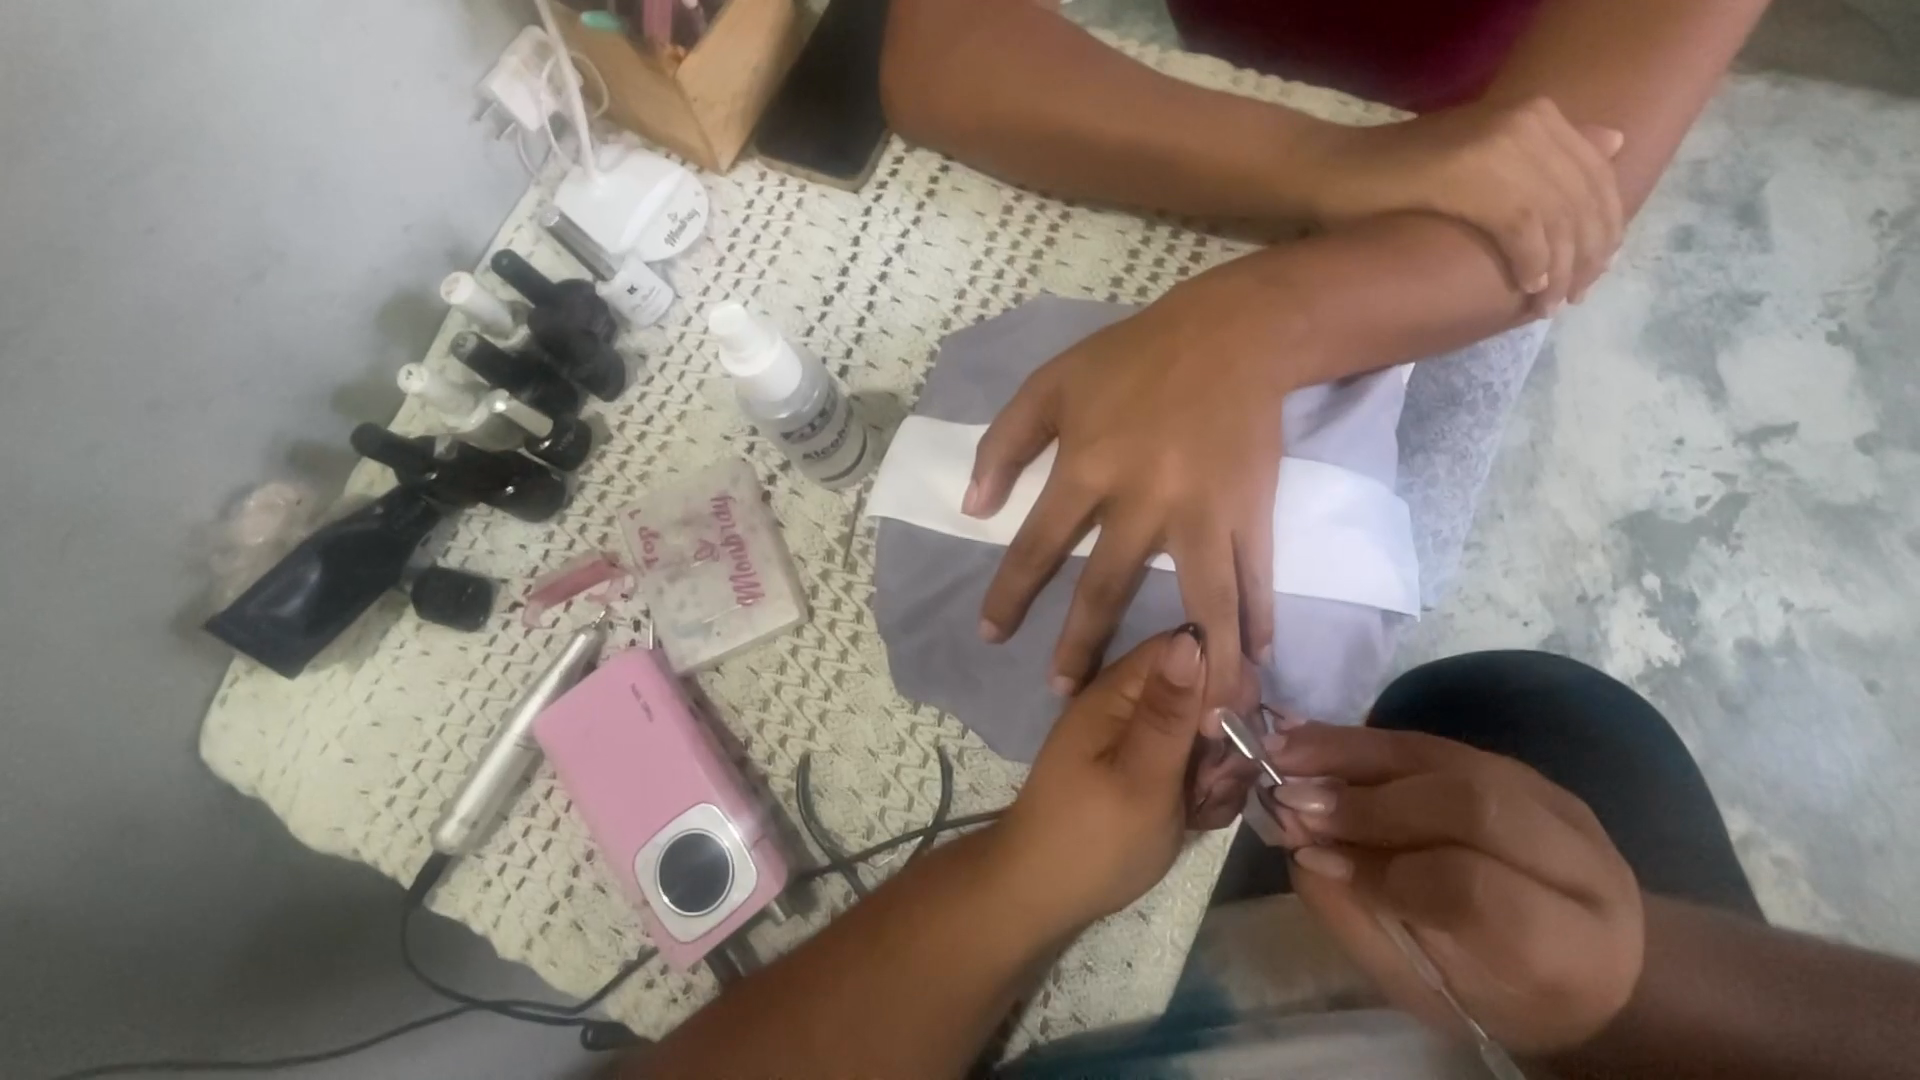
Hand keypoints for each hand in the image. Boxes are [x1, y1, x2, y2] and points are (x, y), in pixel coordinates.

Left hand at [967, 278, 1289, 709]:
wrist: (1232, 334)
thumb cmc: (1131, 359)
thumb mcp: (1050, 384)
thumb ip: (1005, 445)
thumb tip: (973, 509)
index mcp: (1087, 468)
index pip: (1036, 548)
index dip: (1010, 597)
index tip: (991, 636)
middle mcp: (1143, 502)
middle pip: (1106, 590)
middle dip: (1081, 647)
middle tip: (1062, 691)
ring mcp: (1204, 513)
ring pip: (1196, 602)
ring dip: (1191, 663)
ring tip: (1188, 714)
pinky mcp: (1252, 513)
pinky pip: (1254, 579)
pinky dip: (1254, 622)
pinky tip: (1251, 663)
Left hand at [988, 627, 1217, 932]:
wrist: (1043, 895)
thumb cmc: (1091, 838)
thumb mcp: (1141, 775)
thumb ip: (1173, 711)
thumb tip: (1194, 633)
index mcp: (1119, 691)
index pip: (1188, 646)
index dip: (1222, 677)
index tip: (1228, 728)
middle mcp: (1131, 706)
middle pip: (1207, 694)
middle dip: (1224, 739)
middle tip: (1208, 783)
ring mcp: (1140, 740)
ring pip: (1209, 736)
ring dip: (1219, 773)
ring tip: (1197, 808)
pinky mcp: (1149, 771)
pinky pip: (1197, 767)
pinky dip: (1205, 793)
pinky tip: (1194, 819)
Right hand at [1259, 722, 1643, 1053]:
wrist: (1596, 966)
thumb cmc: (1495, 994)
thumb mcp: (1424, 988)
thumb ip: (1359, 920)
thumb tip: (1299, 845)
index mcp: (1566, 945)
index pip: (1471, 888)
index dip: (1381, 869)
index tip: (1309, 855)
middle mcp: (1579, 862)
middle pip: (1468, 804)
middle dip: (1365, 799)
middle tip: (1288, 797)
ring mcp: (1555, 803)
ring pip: (1447, 758)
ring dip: (1353, 751)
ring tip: (1284, 752)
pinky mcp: (1523, 769)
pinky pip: (1431, 744)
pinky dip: (1364, 741)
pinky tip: (1313, 742)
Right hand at [1295, 97, 1625, 312]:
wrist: (1327, 171)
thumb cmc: (1391, 174)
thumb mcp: (1472, 156)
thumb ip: (1536, 154)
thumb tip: (1614, 141)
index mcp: (1535, 115)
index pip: (1593, 174)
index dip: (1602, 226)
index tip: (1594, 270)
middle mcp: (1528, 122)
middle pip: (1583, 197)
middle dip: (1588, 254)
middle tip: (1576, 297)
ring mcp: (1501, 146)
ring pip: (1558, 217)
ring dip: (1562, 267)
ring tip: (1552, 305)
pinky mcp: (1471, 177)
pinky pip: (1521, 227)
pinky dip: (1533, 261)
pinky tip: (1530, 288)